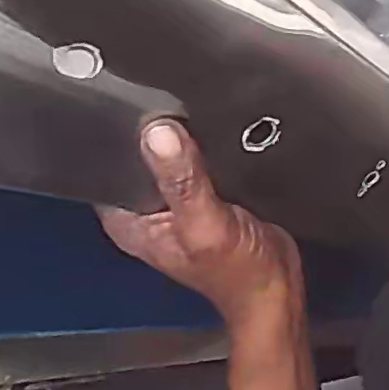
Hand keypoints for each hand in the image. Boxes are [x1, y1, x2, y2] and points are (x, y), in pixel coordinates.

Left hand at [98, 120, 303, 332]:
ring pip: (172, 157)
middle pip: (142, 157)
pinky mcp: (209, 197)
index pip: (110, 166)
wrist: (278, 287)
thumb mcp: (206, 226)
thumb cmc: (239, 270)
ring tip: (192, 110)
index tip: (140, 106)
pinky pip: (200, 163)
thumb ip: (183, 181)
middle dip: (155, 133)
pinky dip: (207, 150)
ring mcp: (179, 203)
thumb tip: (159, 132)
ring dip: (183, 138)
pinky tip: (216, 133)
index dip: (122, 136)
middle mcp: (149, 210)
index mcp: (130, 221)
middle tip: (172, 103)